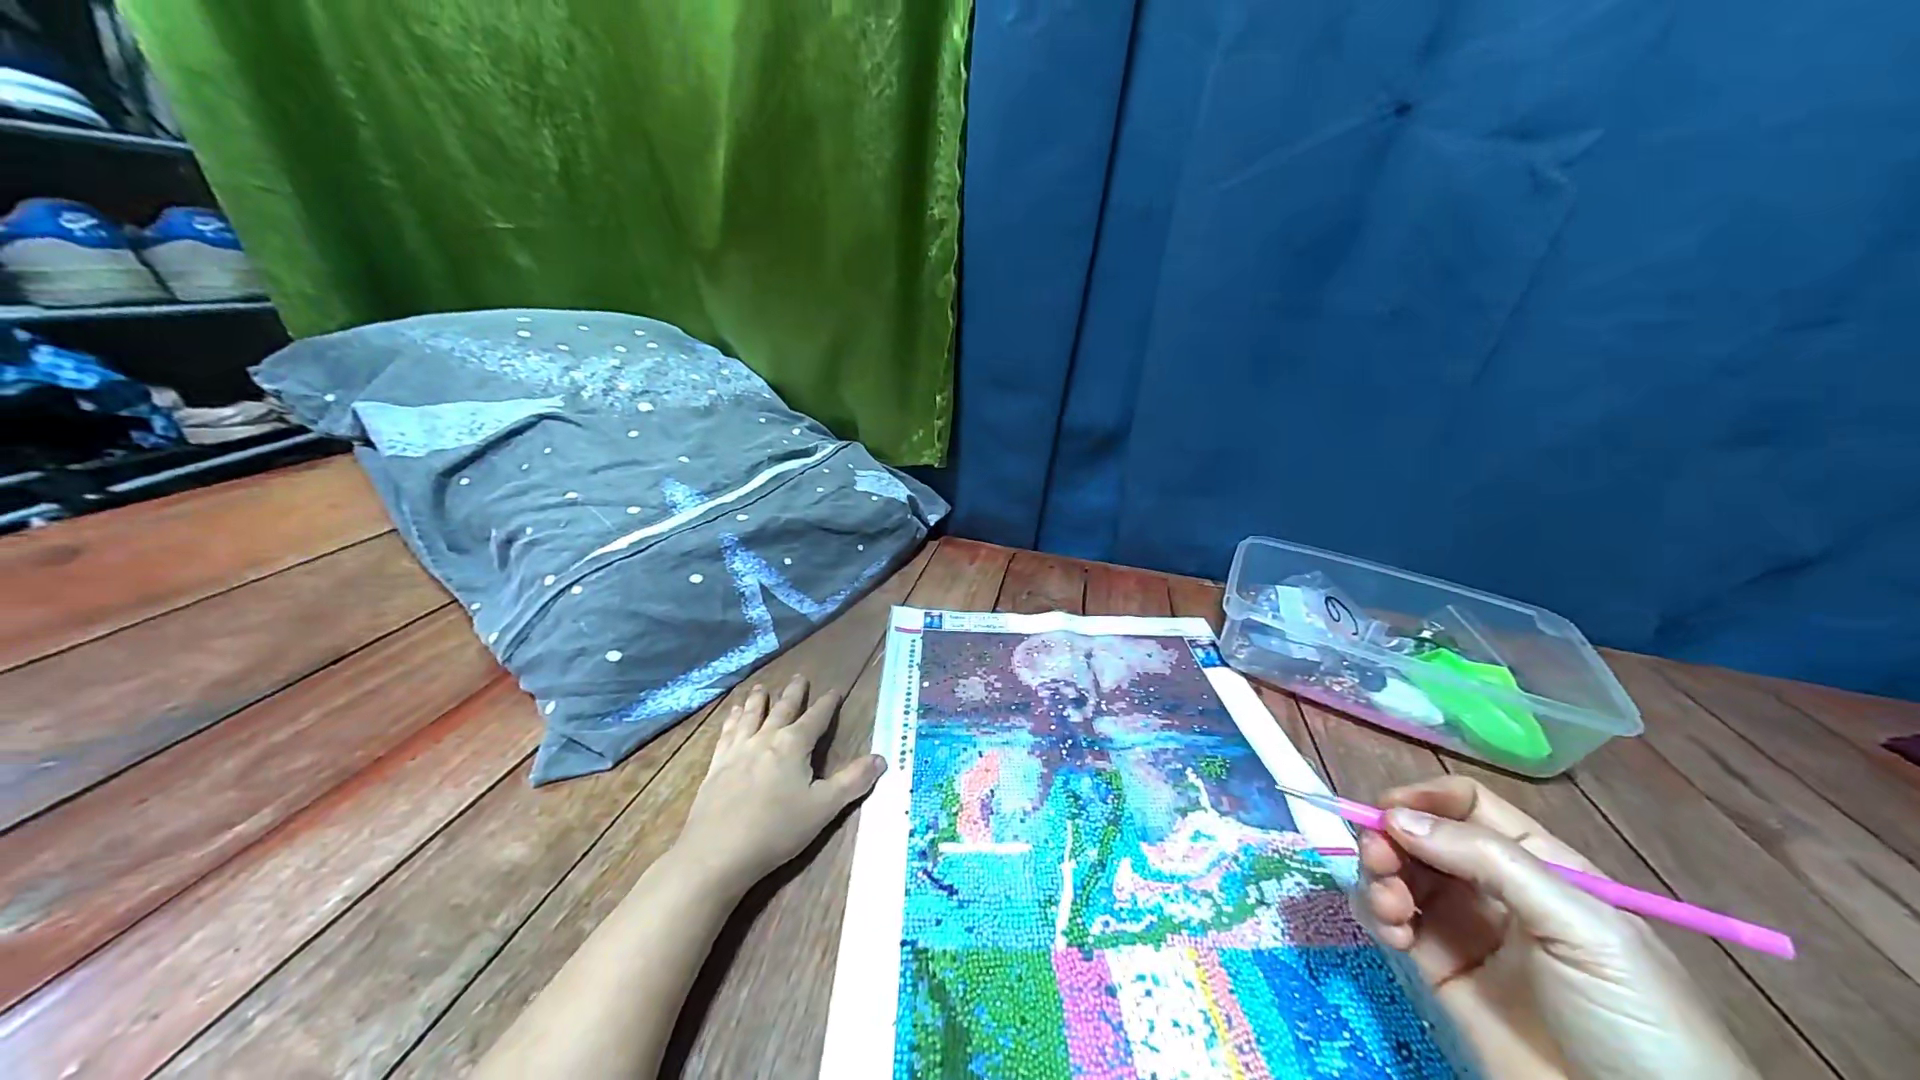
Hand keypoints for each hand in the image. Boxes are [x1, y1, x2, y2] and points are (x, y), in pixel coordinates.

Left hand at [674, 675, 886, 895]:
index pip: (816, 718)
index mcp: (793, 745)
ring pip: (752, 716)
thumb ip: (853, 781)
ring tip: (762, 688)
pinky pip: (728, 733)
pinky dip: (733, 719)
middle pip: (782, 710)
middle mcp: (765, 739)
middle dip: (794, 694)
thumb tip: (881, 758)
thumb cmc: (776, 830)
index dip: (827, 704)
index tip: (835, 691)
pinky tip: (733, 715)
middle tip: (799, 677)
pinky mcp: (716, 765)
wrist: (717, 852)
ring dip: (759, 700)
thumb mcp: (824, 807)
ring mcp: (737, 750)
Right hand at [1356, 775, 1754, 1079]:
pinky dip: (1377, 914)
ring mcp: (1461, 929)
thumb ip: (1491, 861)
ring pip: (1399, 875)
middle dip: (1390, 837)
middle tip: (1376, 856)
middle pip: (1422, 837)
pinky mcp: (1436, 969)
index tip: (1389, 810)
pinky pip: (1391, 922)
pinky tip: (1392, 931)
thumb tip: (1396, 817)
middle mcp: (1492, 888)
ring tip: (1388, 905)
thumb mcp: (1582, 928)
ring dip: (1378, 875)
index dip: (1426, 798)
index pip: (1469, 806)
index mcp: (1538, 866)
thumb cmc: (1635, 1017)